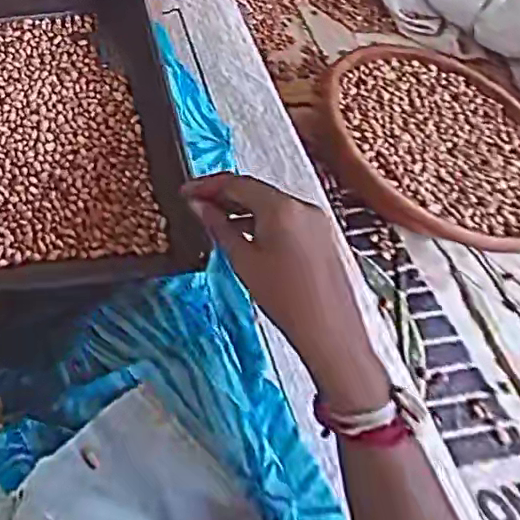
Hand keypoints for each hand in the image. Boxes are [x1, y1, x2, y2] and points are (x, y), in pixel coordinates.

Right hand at [183, 173, 340, 329]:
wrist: (332, 336)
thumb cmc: (289, 301)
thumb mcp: (242, 260)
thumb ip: (218, 226)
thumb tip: (200, 207)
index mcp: (281, 208)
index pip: (235, 183)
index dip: (206, 186)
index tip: (188, 192)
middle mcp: (303, 207)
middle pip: (254, 189)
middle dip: (223, 195)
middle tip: (198, 203)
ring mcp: (317, 221)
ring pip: (270, 202)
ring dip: (242, 208)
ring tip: (217, 221)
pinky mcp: (323, 236)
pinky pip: (286, 216)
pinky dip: (262, 219)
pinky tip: (245, 234)